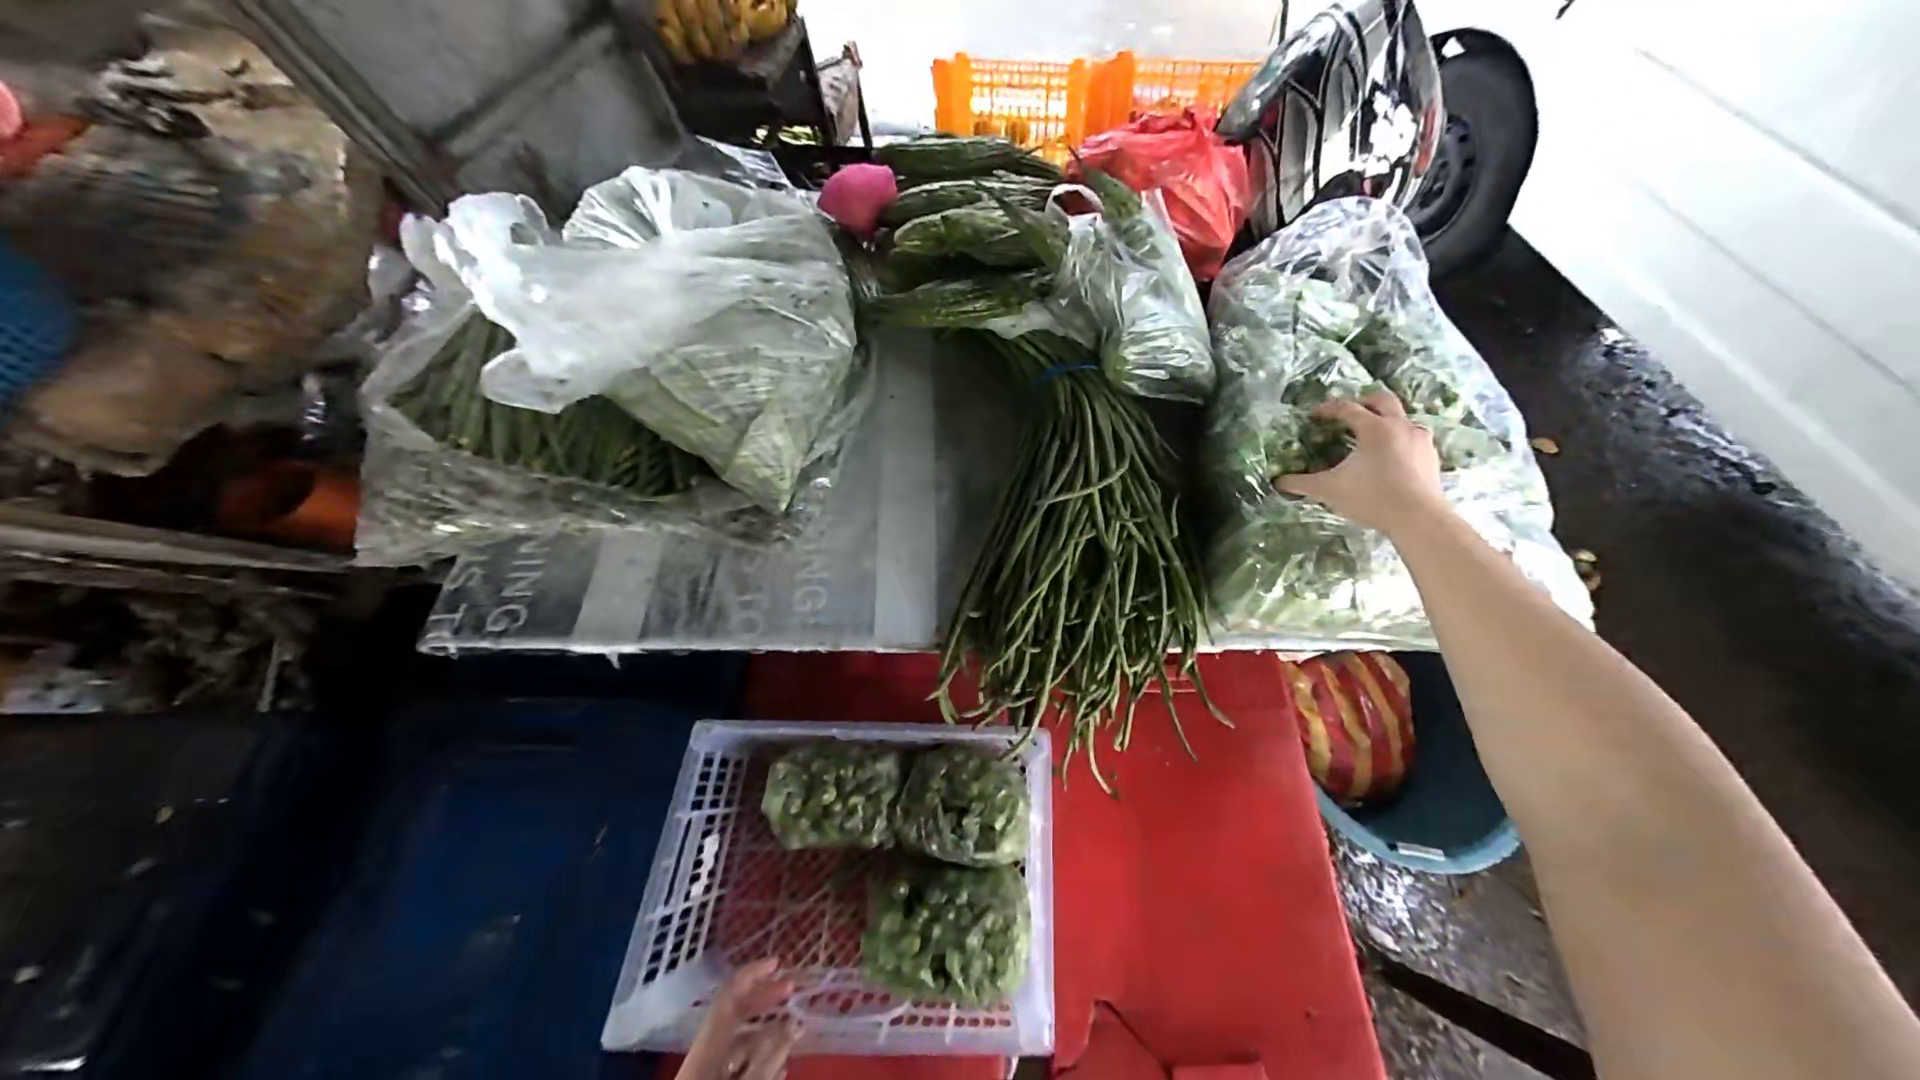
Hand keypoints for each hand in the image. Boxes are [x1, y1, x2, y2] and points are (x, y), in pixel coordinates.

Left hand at [676, 958, 799, 1079]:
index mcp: (706, 1053)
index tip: (780, 964)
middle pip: (732, 1017)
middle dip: (763, 1002)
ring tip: (791, 1044)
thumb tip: (793, 1022)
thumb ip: (770, 1057)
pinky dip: (758, 1063)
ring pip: (738, 1045)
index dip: (753, 975)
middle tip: (792, 991)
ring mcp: (704, 1078)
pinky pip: (736, 1069)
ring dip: (766, 1038)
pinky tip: (777, 1072)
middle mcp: (702, 1059)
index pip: (728, 999)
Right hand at [1276, 390, 1448, 535]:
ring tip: (1371, 435)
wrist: (1418, 517)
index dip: (1328, 409)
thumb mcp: (1329, 490)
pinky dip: (1400, 439)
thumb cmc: (1371, 497)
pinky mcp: (1431, 456)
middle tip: (1349, 413)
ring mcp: (1419, 440)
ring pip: (1403, 418)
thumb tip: (1277, 482)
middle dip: (1364, 402)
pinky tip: (1391, 456)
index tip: (1315, 414)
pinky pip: (1414, 437)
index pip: (1347, 408)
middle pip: (1383, 400)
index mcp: (1374, 428)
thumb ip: (1301, 484)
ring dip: (1386, 420)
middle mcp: (1400, 426)